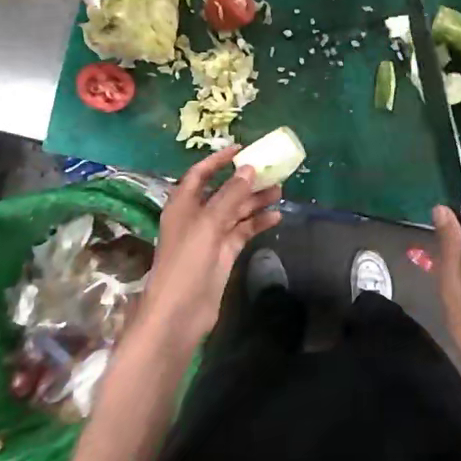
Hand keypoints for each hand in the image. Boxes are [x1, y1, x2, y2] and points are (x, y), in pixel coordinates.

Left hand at [138, 145, 282, 345]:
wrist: (180, 311)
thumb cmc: (187, 261)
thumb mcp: (209, 223)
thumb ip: (230, 195)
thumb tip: (249, 169)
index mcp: (183, 204)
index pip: (200, 173)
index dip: (218, 160)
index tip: (240, 148)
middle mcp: (197, 216)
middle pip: (223, 192)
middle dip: (245, 181)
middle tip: (271, 171)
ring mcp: (211, 236)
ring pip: (236, 211)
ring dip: (255, 201)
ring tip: (280, 190)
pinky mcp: (223, 254)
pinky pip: (243, 231)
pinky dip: (258, 223)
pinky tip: (276, 217)